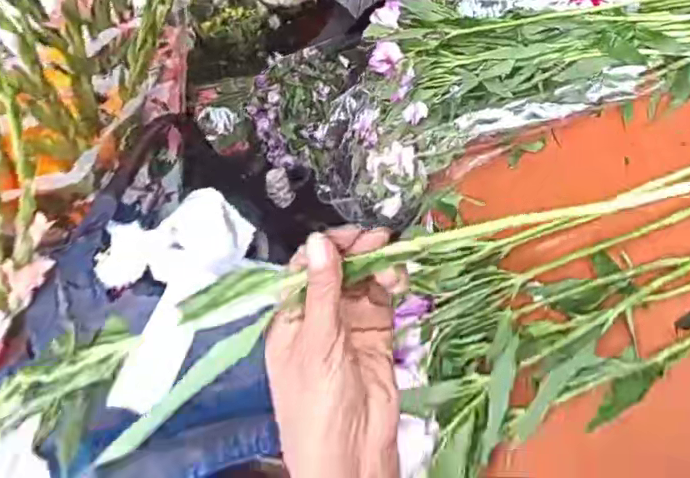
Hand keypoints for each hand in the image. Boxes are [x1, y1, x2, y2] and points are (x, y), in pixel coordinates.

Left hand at [266, 228, 402, 477]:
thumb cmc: (316, 407)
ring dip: (377, 265)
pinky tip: (398, 280)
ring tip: (392, 261)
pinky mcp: (376, 333)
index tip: (350, 236)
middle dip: (357, 251)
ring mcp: (349, 324)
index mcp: (291, 319)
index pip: (305, 269)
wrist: (352, 460)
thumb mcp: (317, 344)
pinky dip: (391, 284)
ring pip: (363, 280)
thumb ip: (322, 289)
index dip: (326, 248)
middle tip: (379, 240)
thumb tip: (318, 240)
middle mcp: (319, 316)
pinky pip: (382, 297)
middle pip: (338, 270)